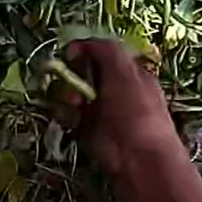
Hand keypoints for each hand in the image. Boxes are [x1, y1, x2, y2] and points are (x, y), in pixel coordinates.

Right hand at [62, 39, 185, 178]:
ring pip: (68, 90)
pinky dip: (63, 113)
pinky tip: (71, 118)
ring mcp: (96, 108)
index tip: (71, 54)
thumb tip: (78, 44)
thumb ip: (104, 50)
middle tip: (71, 82)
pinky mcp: (83, 127)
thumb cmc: (136, 111)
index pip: (99, 53)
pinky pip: (64, 112)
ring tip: (74, 103)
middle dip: (70, 74)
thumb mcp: (125, 72)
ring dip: (65, 94)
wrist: (138, 158)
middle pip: (79, 71)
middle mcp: (110, 87)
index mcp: (127, 71)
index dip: (83, 51)